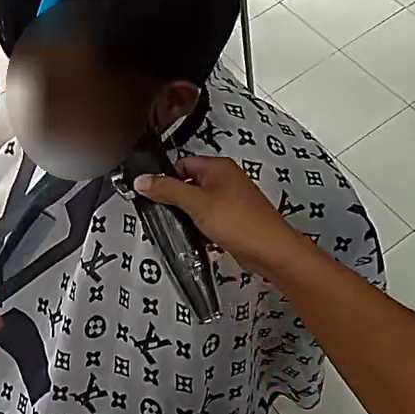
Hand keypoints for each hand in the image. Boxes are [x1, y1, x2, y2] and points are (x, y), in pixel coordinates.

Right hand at [134, 156, 304, 276]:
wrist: (270, 250)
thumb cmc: (244, 223)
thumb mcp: (196, 204)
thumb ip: (167, 190)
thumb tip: (144, 181)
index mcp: (218, 167)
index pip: (182, 163)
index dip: (165, 177)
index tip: (152, 191)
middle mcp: (227, 180)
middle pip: (189, 184)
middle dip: (177, 200)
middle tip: (169, 213)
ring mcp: (232, 200)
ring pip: (199, 205)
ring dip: (191, 217)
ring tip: (188, 227)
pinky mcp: (234, 220)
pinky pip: (210, 220)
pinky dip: (203, 229)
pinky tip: (201, 238)